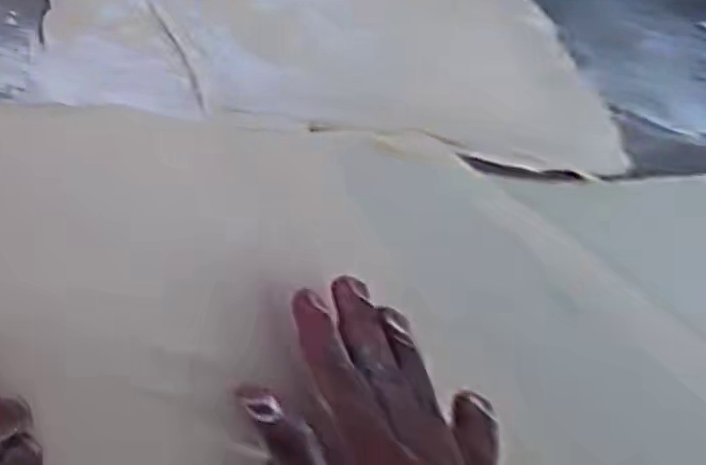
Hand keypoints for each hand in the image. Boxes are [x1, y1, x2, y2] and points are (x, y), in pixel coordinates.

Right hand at [240, 277, 498, 464]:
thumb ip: (291, 447)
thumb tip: (254, 393)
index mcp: (372, 445)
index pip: (338, 375)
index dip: (319, 332)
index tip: (305, 294)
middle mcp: (415, 447)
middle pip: (382, 374)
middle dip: (362, 326)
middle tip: (351, 285)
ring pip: (425, 397)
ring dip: (405, 354)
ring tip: (393, 317)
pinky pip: (479, 447)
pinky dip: (473, 419)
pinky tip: (471, 398)